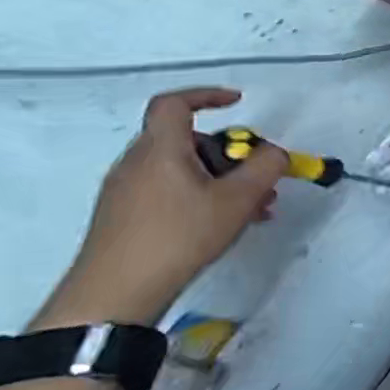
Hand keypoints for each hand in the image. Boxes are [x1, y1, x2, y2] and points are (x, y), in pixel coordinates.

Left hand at [33, 88, 287, 329]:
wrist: (116, 293)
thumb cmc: (180, 235)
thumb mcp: (239, 199)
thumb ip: (266, 167)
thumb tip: (274, 152)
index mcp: (159, 151)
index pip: (174, 104)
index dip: (207, 96)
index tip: (239, 102)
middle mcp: (137, 163)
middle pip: (189, 140)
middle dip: (232, 152)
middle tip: (262, 177)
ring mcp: (127, 190)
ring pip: (185, 168)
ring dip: (224, 178)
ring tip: (254, 207)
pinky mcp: (125, 214)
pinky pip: (173, 189)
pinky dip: (204, 194)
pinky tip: (227, 222)